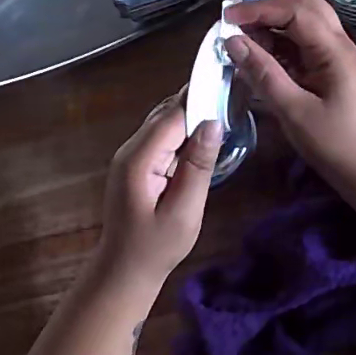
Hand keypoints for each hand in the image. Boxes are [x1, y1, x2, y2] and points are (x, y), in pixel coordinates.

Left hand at [99, 94, 221, 285]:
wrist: (124, 272)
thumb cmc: (155, 248)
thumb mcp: (184, 211)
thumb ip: (198, 166)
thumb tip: (212, 123)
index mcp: (139, 159)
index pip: (171, 117)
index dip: (198, 99)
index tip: (227, 82)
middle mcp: (130, 151)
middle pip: (165, 116)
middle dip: (195, 104)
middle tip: (231, 92)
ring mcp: (130, 158)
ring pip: (162, 126)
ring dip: (190, 118)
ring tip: (223, 107)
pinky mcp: (136, 166)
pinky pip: (160, 141)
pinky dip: (182, 135)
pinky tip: (203, 137)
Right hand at [224, 0, 355, 189]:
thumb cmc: (333, 143)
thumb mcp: (293, 111)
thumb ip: (263, 74)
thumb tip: (232, 43)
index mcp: (334, 50)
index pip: (296, 10)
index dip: (259, 9)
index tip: (227, 19)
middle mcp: (337, 42)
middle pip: (302, 4)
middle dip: (266, 8)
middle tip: (234, 24)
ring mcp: (333, 52)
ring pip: (301, 19)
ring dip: (270, 22)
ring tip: (241, 39)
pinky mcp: (326, 64)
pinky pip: (299, 39)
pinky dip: (276, 40)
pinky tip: (257, 54)